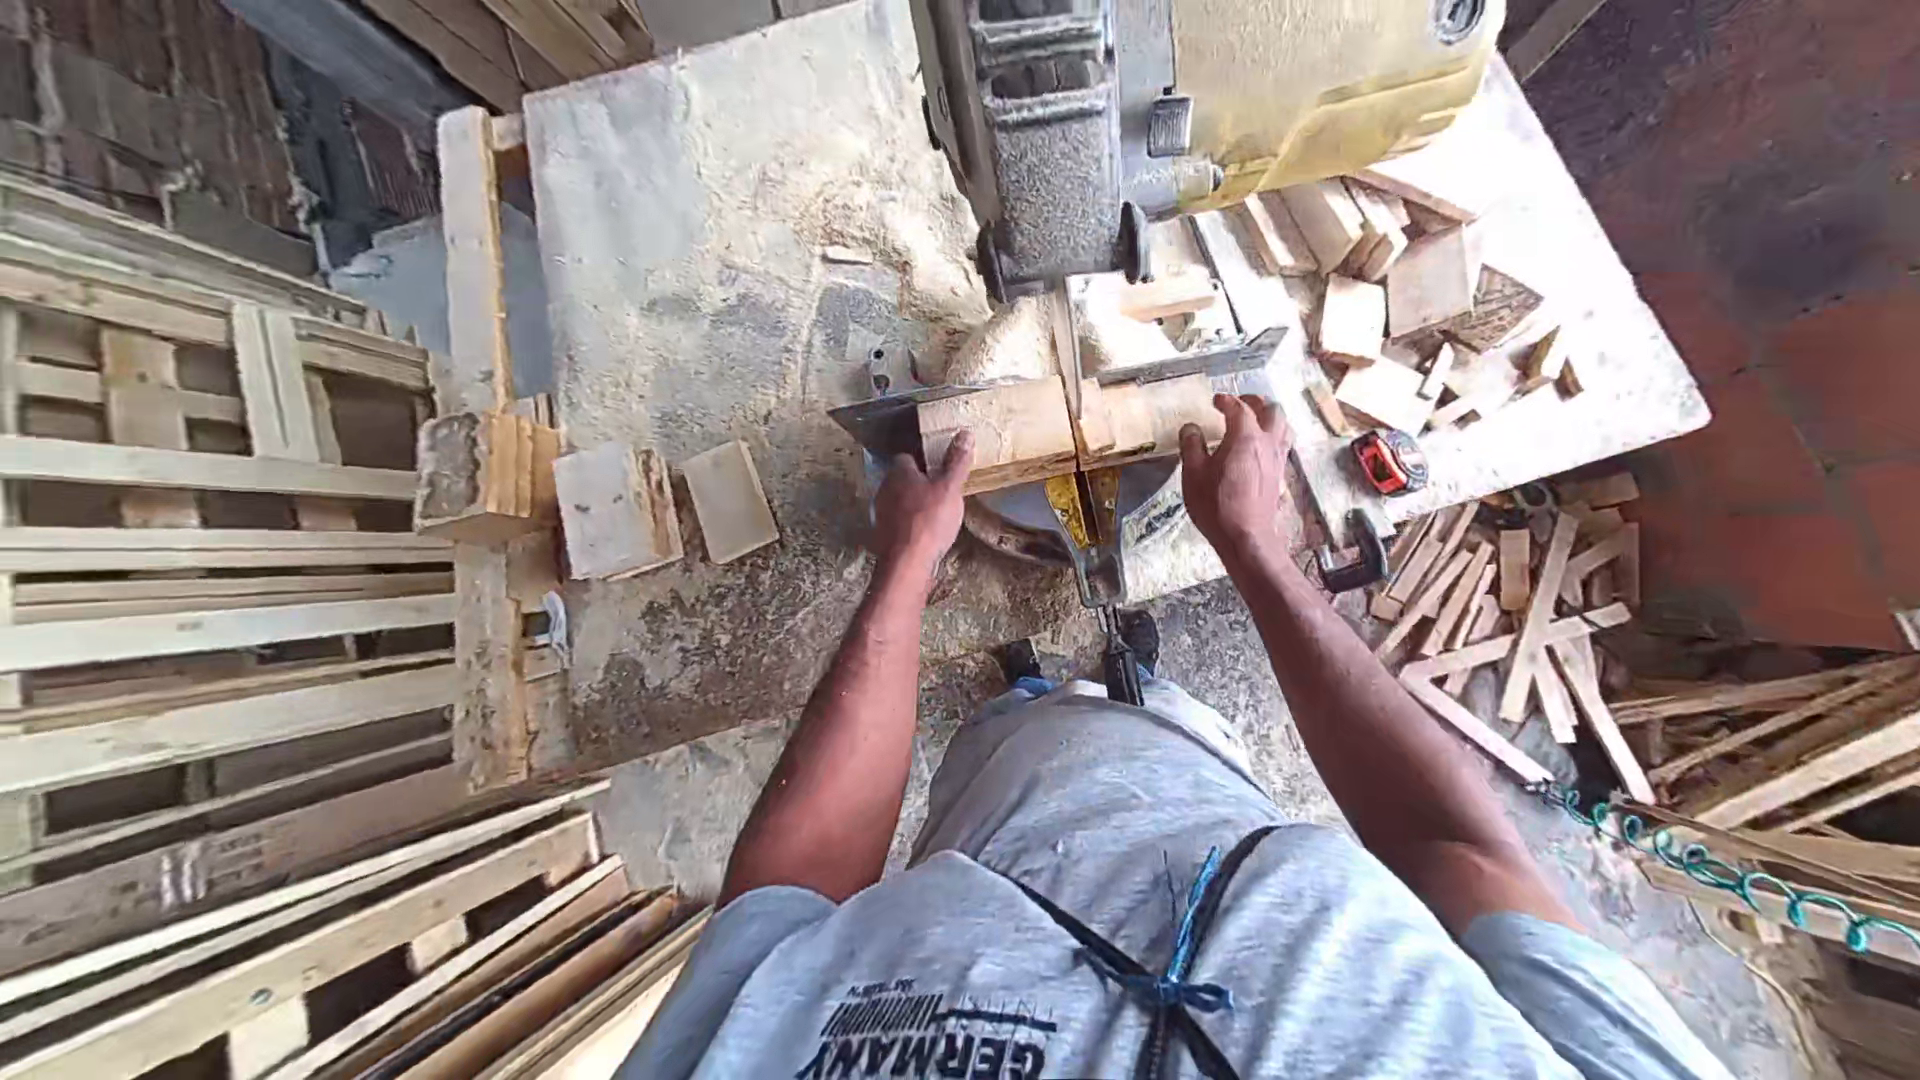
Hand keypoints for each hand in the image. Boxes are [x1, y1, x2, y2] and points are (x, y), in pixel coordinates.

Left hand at [871, 430, 973, 581]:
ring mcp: (881, 513)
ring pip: (900, 502)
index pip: (908, 457)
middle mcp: (884, 489)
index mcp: (898, 473)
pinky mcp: (883, 535)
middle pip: (903, 480)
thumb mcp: (950, 488)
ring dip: (915, 505)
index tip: (940, 467)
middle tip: (943, 491)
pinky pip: (899, 523)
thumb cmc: (929, 521)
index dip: (924, 460)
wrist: (907, 563)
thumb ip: (957, 461)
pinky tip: (926, 533)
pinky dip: (911, 524)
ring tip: (937, 514)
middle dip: (920, 483)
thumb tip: (965, 434)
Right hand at [1180, 394, 1291, 565]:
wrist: (1245, 535)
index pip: (1238, 408)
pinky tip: (1260, 446)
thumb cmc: (1215, 504)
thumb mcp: (1193, 474)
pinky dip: (1273, 435)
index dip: (1226, 400)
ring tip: (1254, 420)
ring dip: (1269, 417)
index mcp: (1244, 437)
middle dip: (1254, 402)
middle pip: (1271, 410)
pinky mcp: (1279, 474)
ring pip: (1283, 425)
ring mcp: (1277, 458)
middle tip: (1238, 404)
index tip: (1215, 400)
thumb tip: (1191, 427)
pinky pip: (1282, 443)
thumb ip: (1192, 446)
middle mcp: (1267, 442)